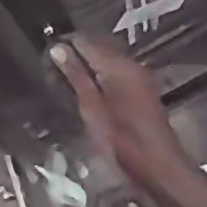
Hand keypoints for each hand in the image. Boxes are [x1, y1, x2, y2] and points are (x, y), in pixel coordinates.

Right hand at [49, 34, 191, 187]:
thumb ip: (75, 75)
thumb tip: (57, 47)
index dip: (65, 45)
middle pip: (98, 47)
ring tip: (68, 80)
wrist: (159, 166)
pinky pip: (118, 71)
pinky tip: (90, 90)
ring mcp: (140, 75)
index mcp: (117, 64)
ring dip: (89, 66)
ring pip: (108, 59)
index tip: (48, 58)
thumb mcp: (91, 108)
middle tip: (54, 71)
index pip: (85, 41)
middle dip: (76, 54)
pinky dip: (103, 75)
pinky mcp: (144, 88)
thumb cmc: (120, 139)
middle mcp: (131, 62)